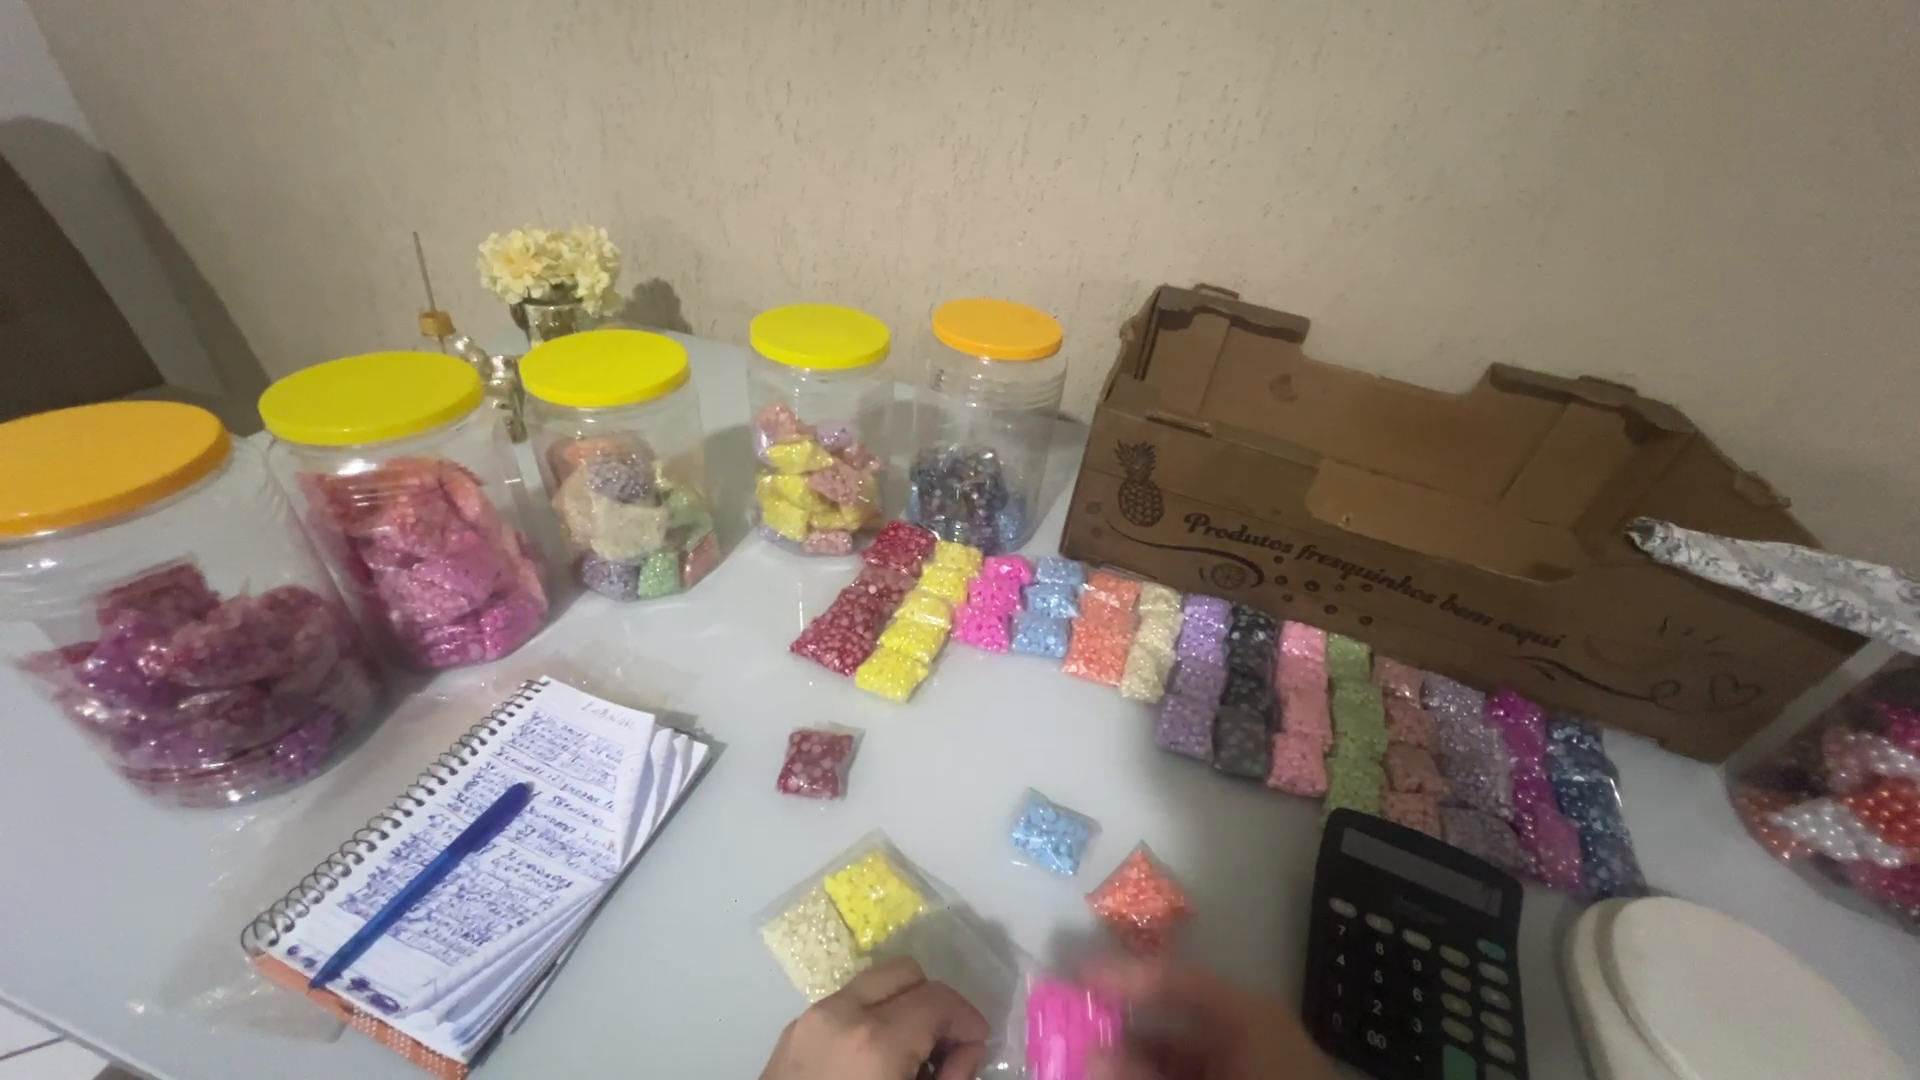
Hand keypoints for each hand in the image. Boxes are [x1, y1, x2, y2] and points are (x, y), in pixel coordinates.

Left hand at [759, 956, 990, 1079]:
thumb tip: (966, 1049)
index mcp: (875, 1040)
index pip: (938, 999)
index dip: (967, 1019)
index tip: (977, 1045)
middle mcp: (842, 1013)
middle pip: (907, 972)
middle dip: (933, 1003)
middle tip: (944, 1048)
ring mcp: (812, 1017)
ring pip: (874, 983)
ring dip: (901, 1008)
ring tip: (909, 1057)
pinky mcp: (794, 1030)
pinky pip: (846, 1004)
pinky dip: (870, 1019)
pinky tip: (873, 1064)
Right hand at [1086, 960, 1335, 1079]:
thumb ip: (1146, 1075)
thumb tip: (1090, 1054)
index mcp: (1244, 1016)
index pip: (1172, 980)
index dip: (1121, 975)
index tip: (1073, 976)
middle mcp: (1244, 1037)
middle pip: (1169, 1025)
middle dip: (1121, 1035)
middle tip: (1074, 1037)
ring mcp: (1246, 1070)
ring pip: (1174, 1062)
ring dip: (1135, 1066)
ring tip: (1091, 1066)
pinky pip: (1189, 1078)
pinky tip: (1127, 1079)